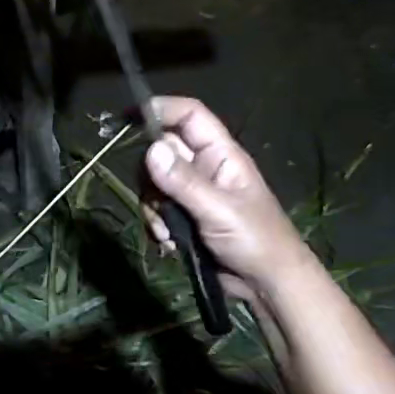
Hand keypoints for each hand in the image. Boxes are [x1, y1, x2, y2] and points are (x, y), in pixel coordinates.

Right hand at [143, 96, 315, 295]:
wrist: (267, 284)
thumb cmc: (256, 240)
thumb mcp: (219, 210)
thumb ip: (183, 182)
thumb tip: (150, 149)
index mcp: (221, 155)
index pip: (188, 116)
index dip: (161, 109)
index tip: (127, 116)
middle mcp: (204, 168)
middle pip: (161, 153)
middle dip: (150, 179)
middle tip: (158, 203)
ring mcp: (192, 194)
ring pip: (153, 186)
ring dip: (153, 210)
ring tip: (168, 233)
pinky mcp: (184, 218)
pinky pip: (156, 211)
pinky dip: (156, 227)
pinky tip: (170, 244)